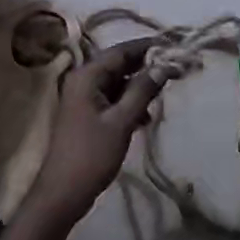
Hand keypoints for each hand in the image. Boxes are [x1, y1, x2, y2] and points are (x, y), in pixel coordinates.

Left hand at [23, 39, 168, 227]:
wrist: (63, 194)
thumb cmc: (91, 155)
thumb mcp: (122, 121)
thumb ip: (143, 90)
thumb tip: (165, 65)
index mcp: (87, 76)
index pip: (121, 50)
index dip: (149, 46)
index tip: (175, 45)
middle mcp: (83, 80)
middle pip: (120, 64)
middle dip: (147, 65)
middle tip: (176, 67)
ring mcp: (84, 98)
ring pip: (118, 82)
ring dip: (140, 85)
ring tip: (165, 91)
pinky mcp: (89, 115)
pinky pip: (114, 98)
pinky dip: (131, 102)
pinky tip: (147, 116)